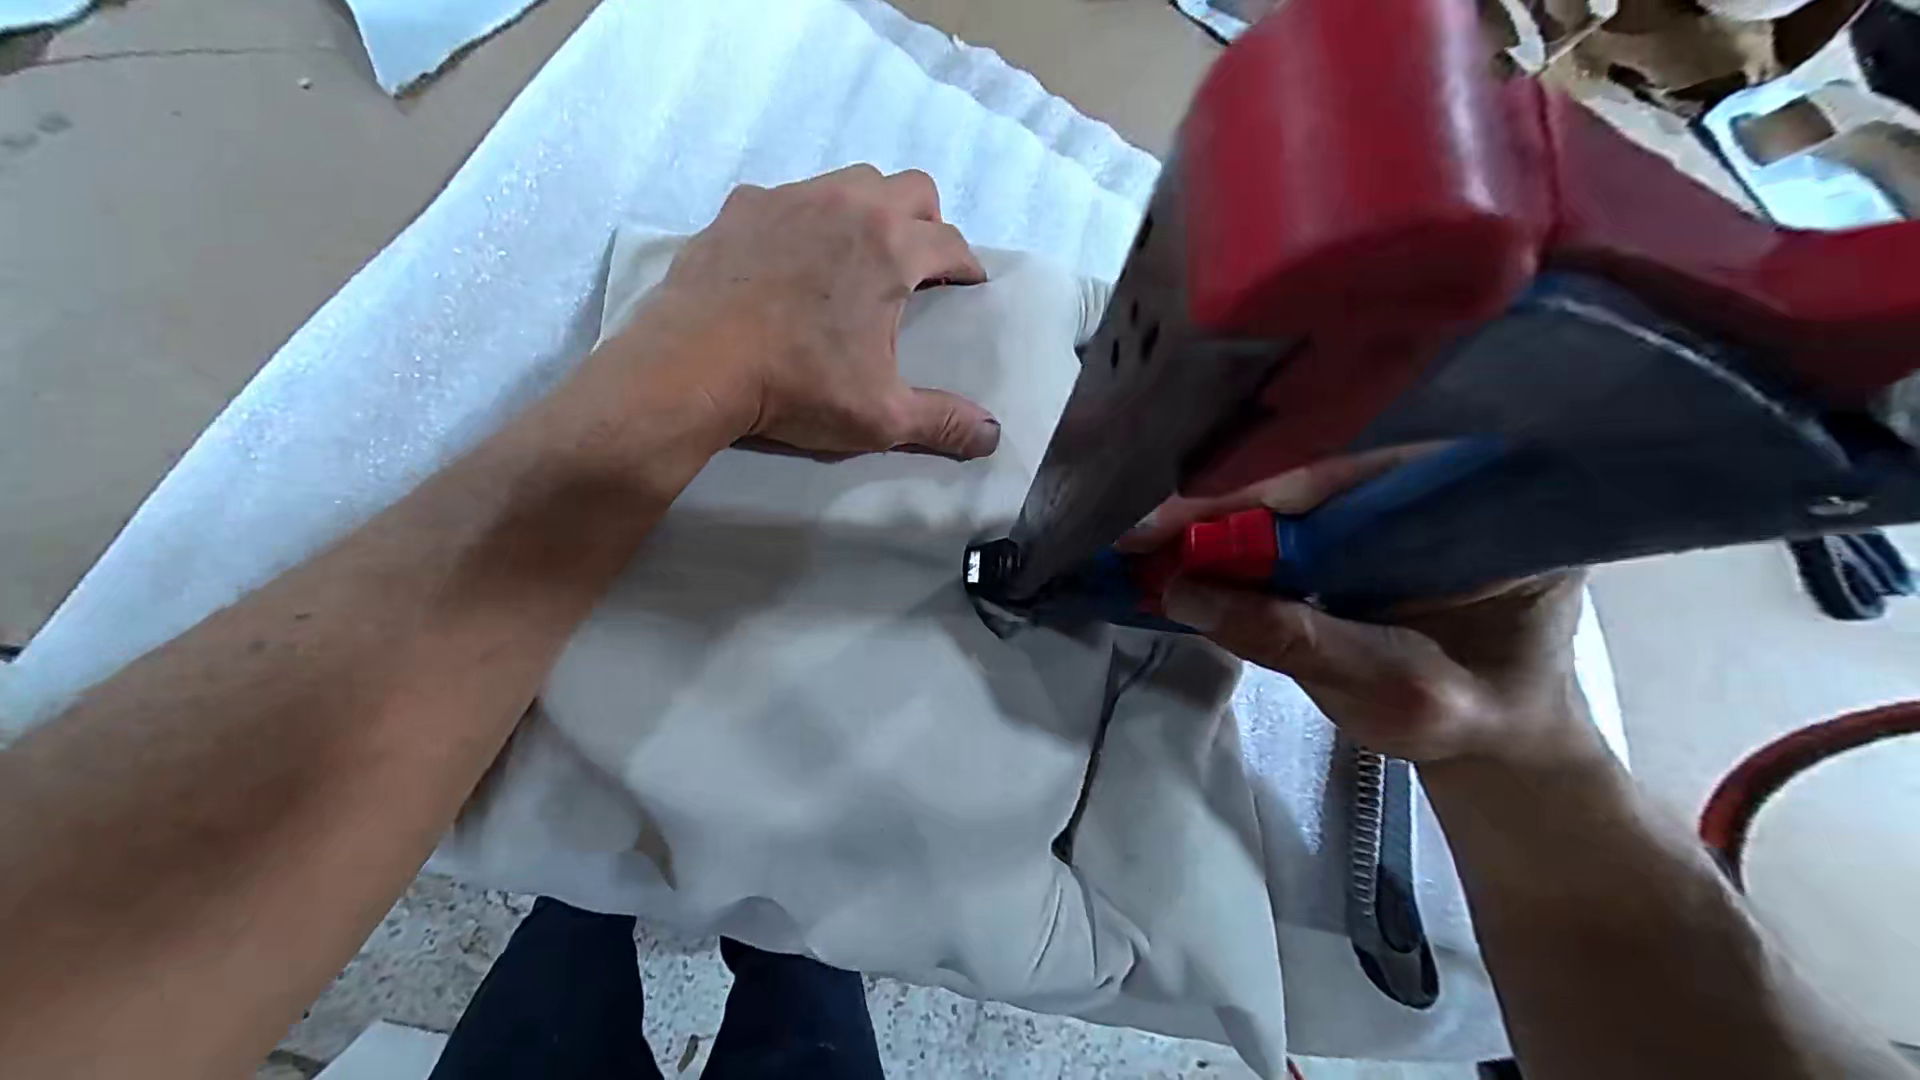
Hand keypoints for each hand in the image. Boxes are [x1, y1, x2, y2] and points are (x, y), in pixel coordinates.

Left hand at [617, 165, 1001, 459]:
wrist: (694, 367)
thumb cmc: (798, 388)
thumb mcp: (880, 416)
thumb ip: (941, 422)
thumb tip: (991, 437)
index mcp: (891, 250)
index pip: (951, 243)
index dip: (968, 265)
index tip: (970, 284)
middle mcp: (847, 208)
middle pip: (912, 189)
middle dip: (928, 222)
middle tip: (921, 264)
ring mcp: (790, 199)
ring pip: (852, 182)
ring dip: (872, 211)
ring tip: (861, 255)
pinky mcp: (742, 208)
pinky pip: (792, 197)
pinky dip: (809, 219)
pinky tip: (794, 259)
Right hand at [1144, 448, 1593, 765]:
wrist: (1491, 741)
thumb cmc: (1467, 721)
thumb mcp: (1392, 692)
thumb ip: (1294, 640)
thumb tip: (1178, 592)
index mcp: (1480, 509)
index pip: (1351, 481)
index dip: (1256, 498)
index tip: (1176, 522)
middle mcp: (1433, 491)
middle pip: (1308, 483)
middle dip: (1222, 510)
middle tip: (1142, 534)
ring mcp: (1393, 510)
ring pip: (1291, 504)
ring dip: (1218, 526)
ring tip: (1149, 544)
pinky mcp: (1359, 534)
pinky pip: (1289, 529)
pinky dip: (1234, 546)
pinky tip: (1187, 556)